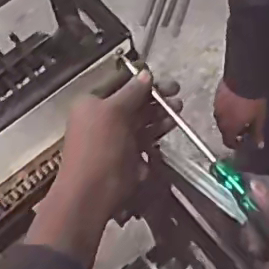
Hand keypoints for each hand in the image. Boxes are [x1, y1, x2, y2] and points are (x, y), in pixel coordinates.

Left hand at [29, 71, 179, 265]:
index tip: (161, 79)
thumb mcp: (114, 112)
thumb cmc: (99, 148)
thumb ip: (131, 92)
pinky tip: (171, 125)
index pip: (118, 84)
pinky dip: (156, 130)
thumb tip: (146, 75)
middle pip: (132, 102)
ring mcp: (115, 138)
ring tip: (178, 108)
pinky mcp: (126, 156)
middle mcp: (101, 118)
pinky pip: (143, 138)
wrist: (90, 194)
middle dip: (154, 98)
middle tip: (176, 94)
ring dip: (159, 113)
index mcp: (91, 103)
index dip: (140, 80)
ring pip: (140, 119)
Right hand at [213, 81, 267, 149]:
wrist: (243, 78)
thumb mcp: (259, 118)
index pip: (228, 142)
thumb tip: (258, 145)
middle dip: (234, 131)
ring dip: (230, 119)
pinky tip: (236, 103)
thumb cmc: (252, 101)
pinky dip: (228, 109)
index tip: (244, 142)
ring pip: (222, 118)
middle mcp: (219, 120)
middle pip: (225, 130)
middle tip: (246, 127)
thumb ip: (257, 133)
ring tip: (241, 114)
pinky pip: (221, 107)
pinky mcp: (216, 96)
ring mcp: (216, 107)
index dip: (236, 145)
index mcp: (229, 128)